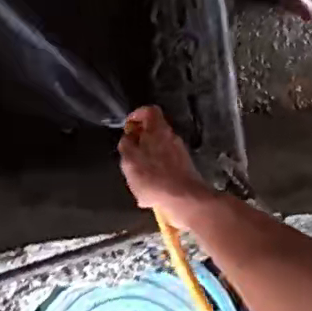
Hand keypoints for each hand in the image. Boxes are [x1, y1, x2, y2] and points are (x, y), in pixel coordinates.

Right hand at [119, 105, 220, 229]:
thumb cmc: (154, 178)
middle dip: (140, 142)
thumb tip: (128, 138)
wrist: (186, 200)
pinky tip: (150, 192)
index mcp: (158, 130)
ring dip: (147, 161)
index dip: (136, 115)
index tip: (128, 127)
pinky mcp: (185, 170)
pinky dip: (157, 175)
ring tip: (138, 179)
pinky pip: (166, 167)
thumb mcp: (129, 161)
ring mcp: (180, 154)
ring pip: (159, 151)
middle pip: (154, 132)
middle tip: (129, 156)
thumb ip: (126, 146)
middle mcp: (172, 137)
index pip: (149, 110)